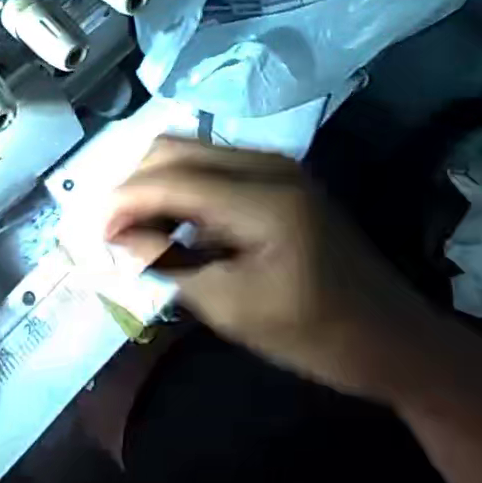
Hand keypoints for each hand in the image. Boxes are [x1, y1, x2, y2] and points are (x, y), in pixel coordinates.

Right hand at [103, 136, 437, 398]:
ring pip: (192, 150)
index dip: (123, 201)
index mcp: (263, 197)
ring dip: (155, 182)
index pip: (172, 178)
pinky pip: (213, 164)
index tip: (91, 234)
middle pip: (176, 147)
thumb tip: (115, 240)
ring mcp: (276, 164)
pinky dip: (182, 186)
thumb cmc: (315, 334)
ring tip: (134, 230)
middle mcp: (267, 163)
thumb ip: (169, 267)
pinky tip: (173, 223)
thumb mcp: (233, 309)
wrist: (390, 334)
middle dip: (133, 184)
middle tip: (110, 231)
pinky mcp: (279, 175)